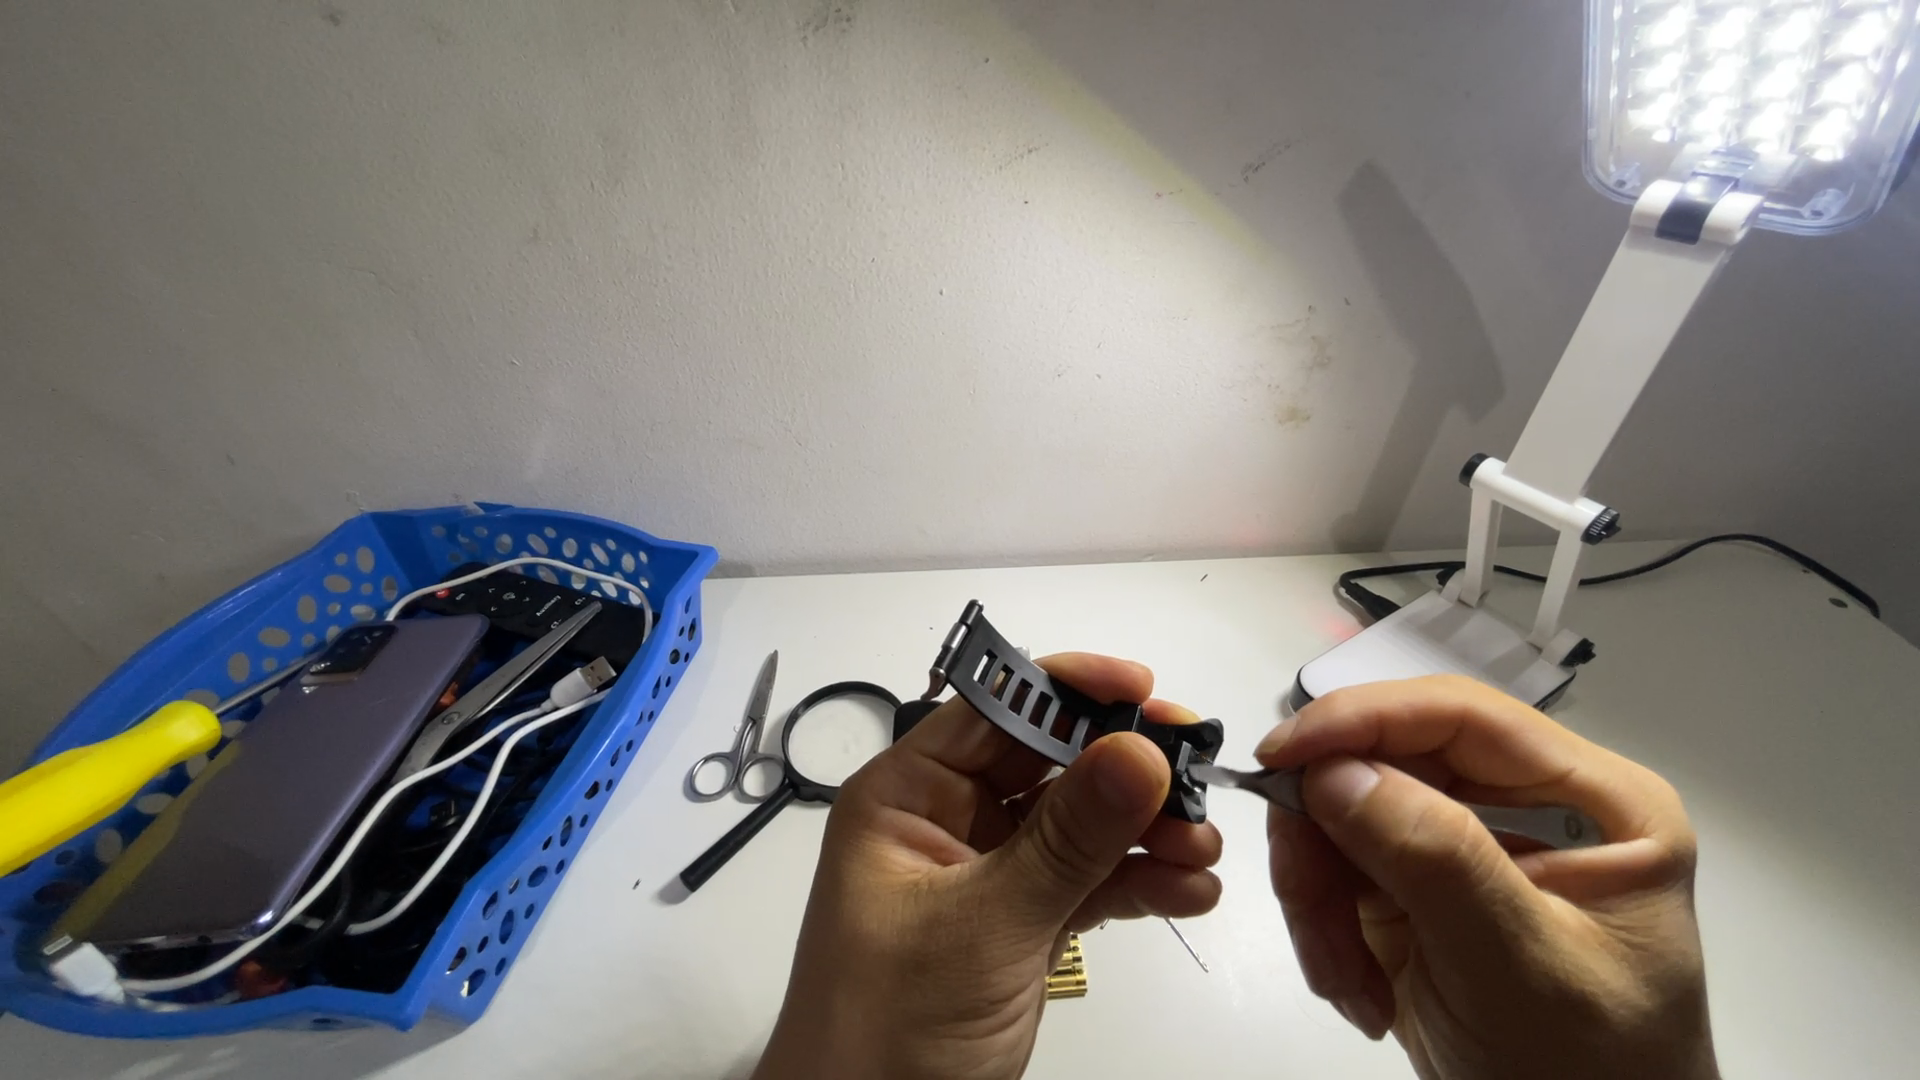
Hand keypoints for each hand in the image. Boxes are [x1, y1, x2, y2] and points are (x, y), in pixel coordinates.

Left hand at [753, 654, 1222, 1079]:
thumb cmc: (892, 1025)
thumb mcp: (983, 923)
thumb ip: (1066, 839)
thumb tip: (1140, 751)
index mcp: (909, 791)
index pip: (992, 711)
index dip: (1066, 688)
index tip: (1142, 688)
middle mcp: (949, 816)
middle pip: (1046, 761)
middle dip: (1122, 765)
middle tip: (1194, 765)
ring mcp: (990, 868)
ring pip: (1076, 821)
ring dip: (1143, 828)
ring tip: (1203, 846)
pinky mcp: (1022, 918)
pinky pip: (1086, 880)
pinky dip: (1137, 882)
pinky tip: (1190, 891)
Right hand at [1264, 676, 1716, 1079]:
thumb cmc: (1586, 1073)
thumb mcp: (1522, 969)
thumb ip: (1436, 861)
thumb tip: (1332, 772)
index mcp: (1586, 797)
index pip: (1455, 713)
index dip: (1361, 718)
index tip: (1279, 756)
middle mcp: (1514, 797)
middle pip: (1376, 760)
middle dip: (1325, 836)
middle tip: (1307, 908)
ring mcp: (1453, 834)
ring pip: (1333, 809)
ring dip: (1315, 890)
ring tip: (1341, 975)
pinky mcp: (1403, 871)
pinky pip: (1325, 859)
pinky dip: (1318, 918)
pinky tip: (1354, 982)